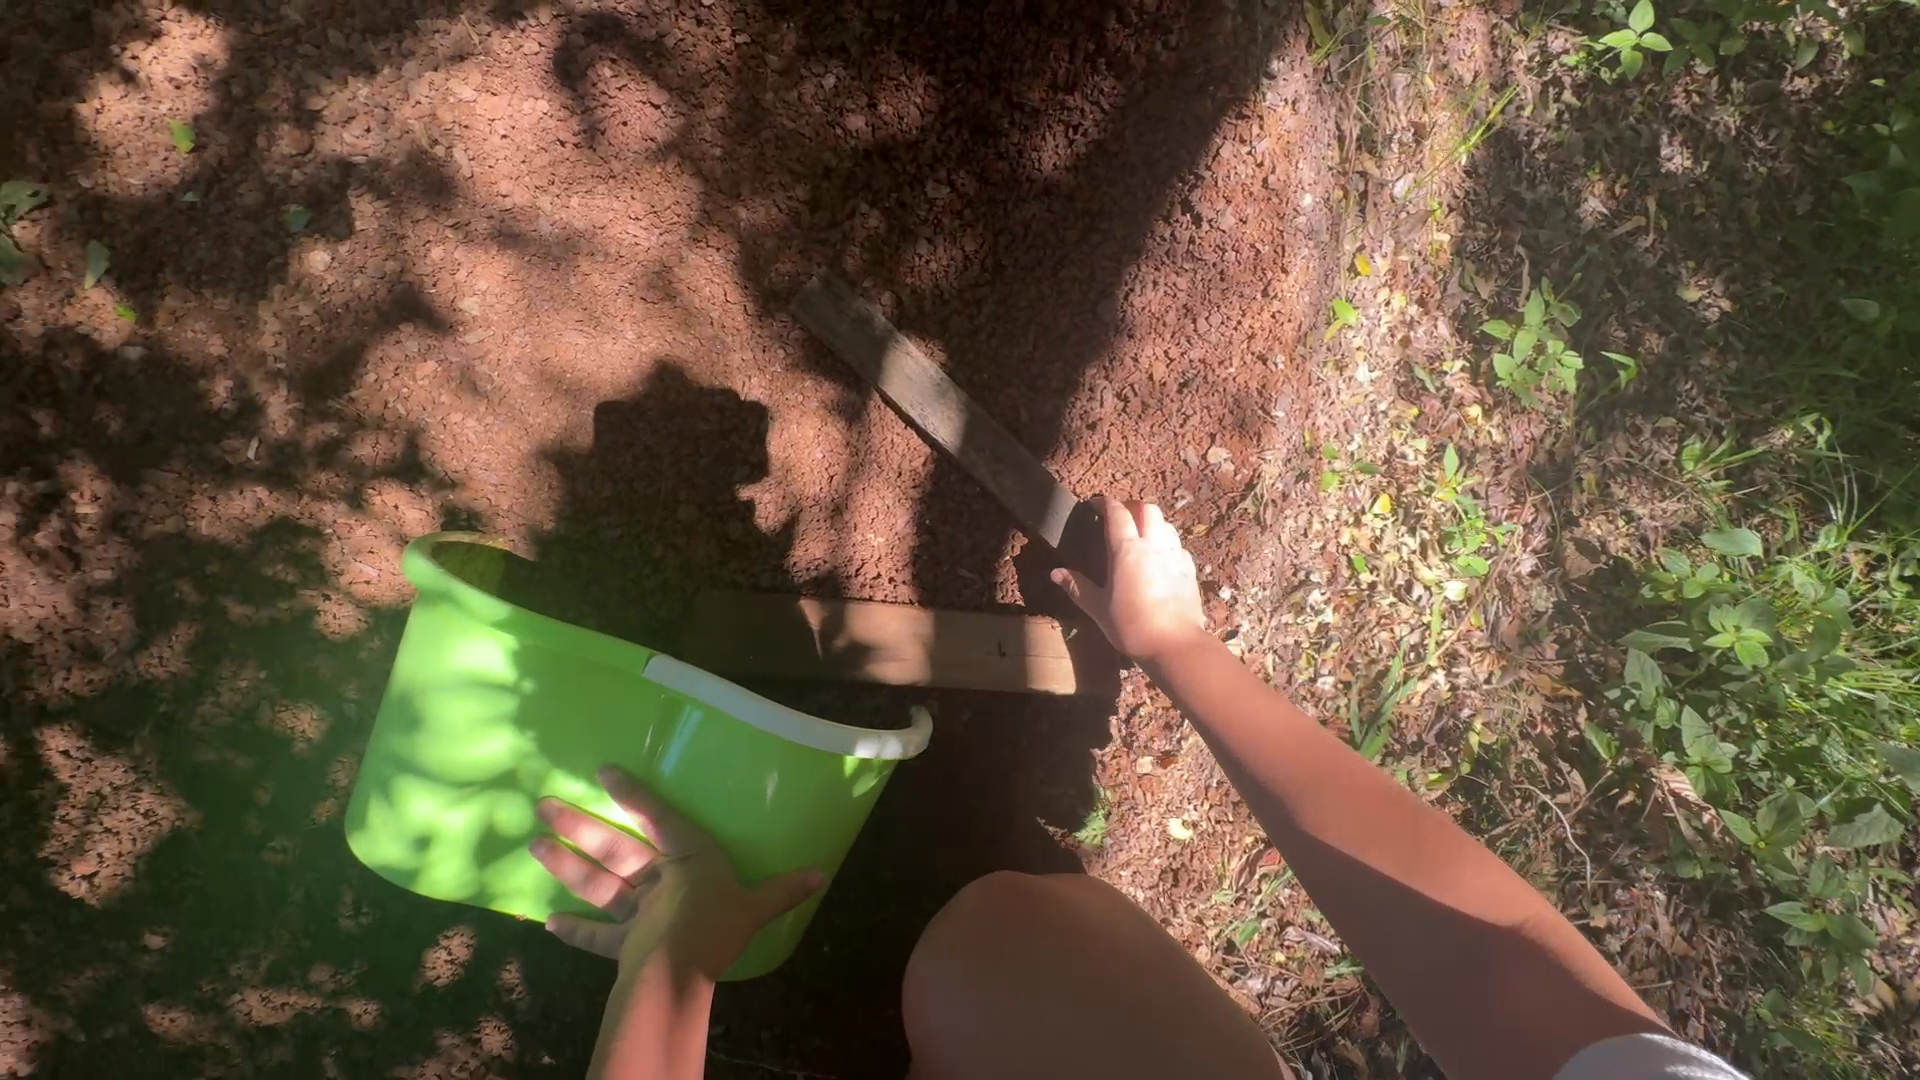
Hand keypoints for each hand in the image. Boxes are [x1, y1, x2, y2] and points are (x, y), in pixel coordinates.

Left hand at [530, 765, 822, 984]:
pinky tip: (546, 921)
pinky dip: (573, 930)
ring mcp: (635, 912)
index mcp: (690, 858)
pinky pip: (595, 936)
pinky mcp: (622, 945)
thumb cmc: (717, 928)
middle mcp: (657, 878)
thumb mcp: (756, 907)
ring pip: (597, 883)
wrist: (680, 976)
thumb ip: (783, 890)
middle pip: (615, 847)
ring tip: (534, 845)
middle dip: (578, 825)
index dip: (632, 793)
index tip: (603, 770)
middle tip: (542, 805)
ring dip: (567, 864)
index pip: (659, 817)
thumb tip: (822, 874)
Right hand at [1051, 495, 1206, 663]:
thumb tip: (1055, 573)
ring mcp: (1175, 555)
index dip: (1105, 503)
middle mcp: (1153, 545)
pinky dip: (1165, 541)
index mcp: (1127, 550)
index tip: (1094, 504)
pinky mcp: (1189, 569)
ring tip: (1139, 534)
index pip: (1117, 512)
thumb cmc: (1131, 626)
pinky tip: (1158, 558)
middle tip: (1119, 517)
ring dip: (1151, 521)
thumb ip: (1077, 587)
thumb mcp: (1098, 608)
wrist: (1175, 645)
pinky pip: (1177, 544)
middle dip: (1132, 506)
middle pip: (1147, 508)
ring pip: (1165, 523)